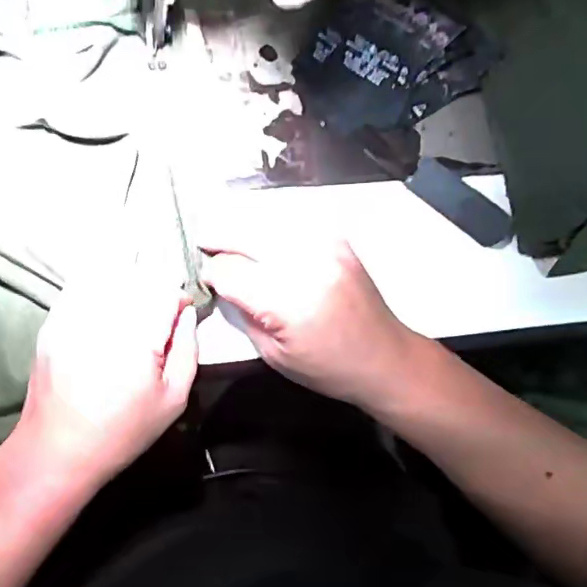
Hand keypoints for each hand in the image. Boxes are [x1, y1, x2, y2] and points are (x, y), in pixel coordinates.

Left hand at [11, 266, 198, 486]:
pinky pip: (78, 284)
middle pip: (137, 275)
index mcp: (138, 340)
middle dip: (154, 286)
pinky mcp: (53, 320)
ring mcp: (73, 316)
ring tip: (134, 303)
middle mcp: (104, 319)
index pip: (165, 291)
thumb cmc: (122, 431)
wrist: (57, 449)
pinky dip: (97, 282)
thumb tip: (187, 315)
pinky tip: (107, 298)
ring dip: (128, 279)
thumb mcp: (173, 399)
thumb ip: (187, 349)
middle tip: (159, 310)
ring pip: (107, 273)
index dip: (178, 298)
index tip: (181, 314)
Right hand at [199, 235, 422, 409]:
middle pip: (245, 233)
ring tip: (225, 235)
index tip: (204, 277)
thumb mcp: (272, 354)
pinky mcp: (336, 240)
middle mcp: (306, 265)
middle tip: (202, 240)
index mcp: (288, 302)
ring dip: (242, 225)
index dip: (211, 272)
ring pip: (267, 219)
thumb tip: (222, 283)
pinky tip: (260, 235)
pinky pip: (292, 220)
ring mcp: (325, 247)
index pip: (230, 270)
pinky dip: (270, 224)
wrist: (384, 357)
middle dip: (219, 236)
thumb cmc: (328, 367)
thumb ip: (244, 313)